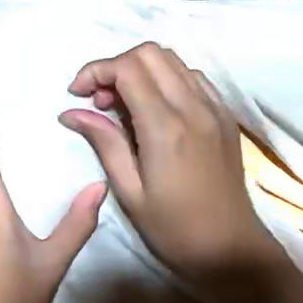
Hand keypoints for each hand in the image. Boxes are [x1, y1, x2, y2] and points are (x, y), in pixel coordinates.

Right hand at [59, 43, 282, 280]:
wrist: (230, 250)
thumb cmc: (173, 228)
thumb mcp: (129, 190)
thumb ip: (104, 142)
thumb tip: (71, 112)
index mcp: (166, 127)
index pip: (127, 69)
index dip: (96, 71)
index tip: (77, 94)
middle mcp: (194, 107)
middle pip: (150, 53)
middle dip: (116, 66)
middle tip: (100, 101)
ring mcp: (215, 108)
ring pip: (173, 60)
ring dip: (141, 70)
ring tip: (124, 106)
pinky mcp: (225, 115)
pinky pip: (193, 77)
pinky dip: (166, 79)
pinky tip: (155, 109)